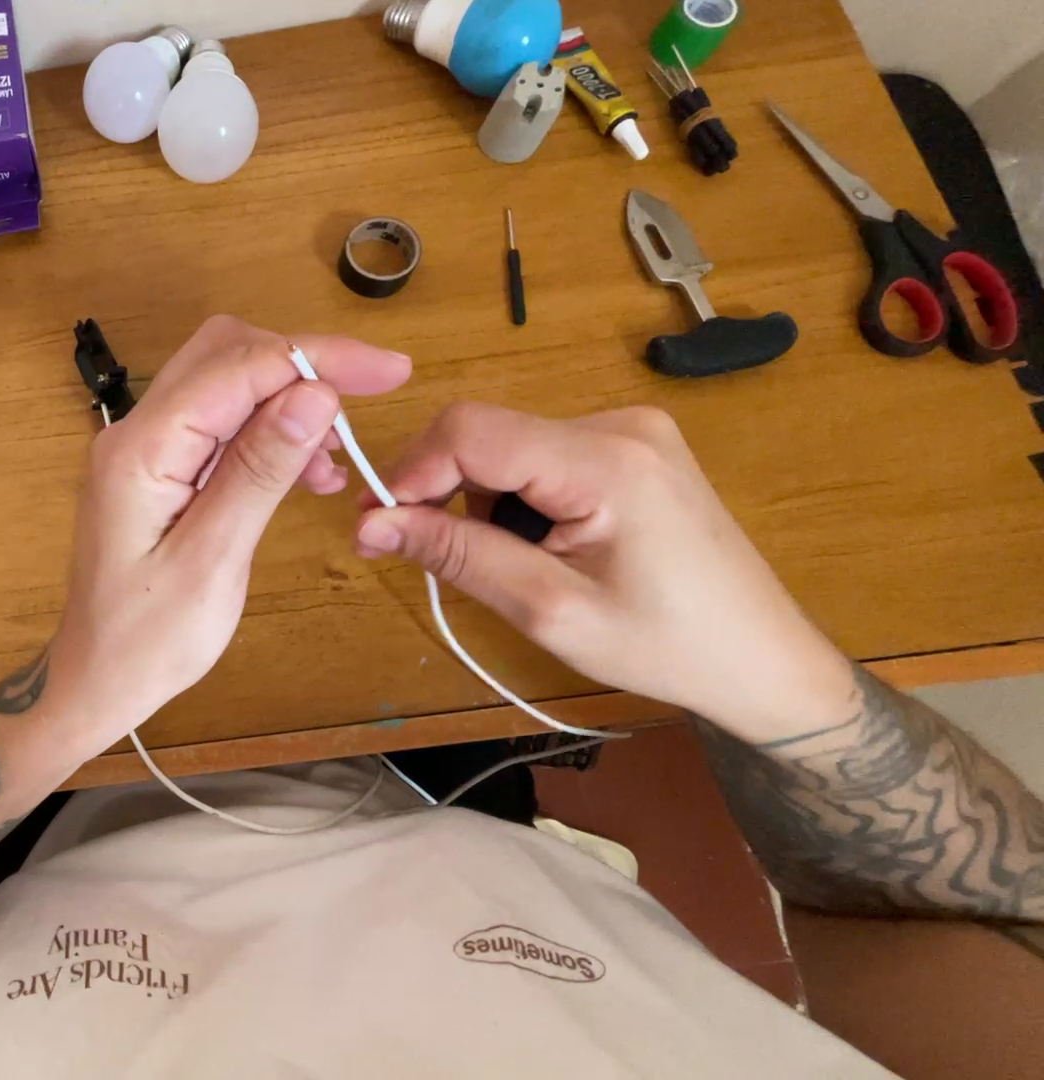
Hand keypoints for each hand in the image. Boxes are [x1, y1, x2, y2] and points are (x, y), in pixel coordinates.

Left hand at [44, 316, 411, 742]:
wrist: (98, 677)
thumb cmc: (149, 639)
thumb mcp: (213, 560)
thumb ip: (258, 471)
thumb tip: (315, 393)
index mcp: (142, 450)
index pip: (236, 367)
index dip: (317, 358)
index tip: (391, 371)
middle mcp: (135, 433)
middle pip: (224, 356)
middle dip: (300, 365)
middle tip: (366, 399)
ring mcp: (143, 450)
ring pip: (223, 387)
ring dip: (285, 402)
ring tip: (333, 456)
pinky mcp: (157, 471)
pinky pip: (216, 428)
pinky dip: (265, 435)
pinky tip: (303, 472)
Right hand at [351, 404, 855, 744]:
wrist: (761, 660)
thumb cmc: (661, 646)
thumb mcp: (546, 608)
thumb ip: (456, 554)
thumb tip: (369, 524)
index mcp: (604, 461)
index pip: (470, 430)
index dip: (409, 471)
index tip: (378, 526)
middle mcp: (615, 425)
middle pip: (482, 432)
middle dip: (435, 487)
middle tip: (413, 548)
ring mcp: (626, 432)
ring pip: (502, 445)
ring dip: (472, 498)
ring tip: (489, 559)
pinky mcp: (627, 448)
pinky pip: (533, 455)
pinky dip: (505, 496)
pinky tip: (524, 542)